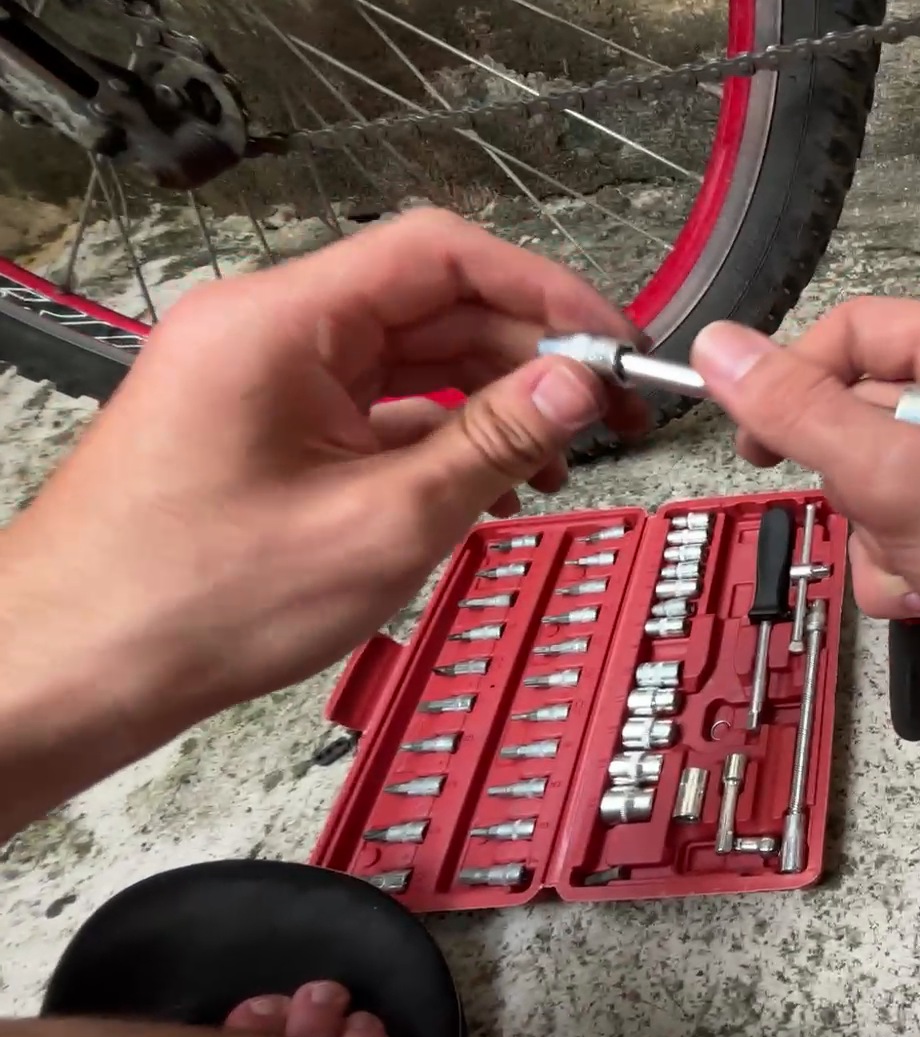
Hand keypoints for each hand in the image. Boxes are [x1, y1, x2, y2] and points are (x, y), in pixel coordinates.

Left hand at [0, 209, 642, 740]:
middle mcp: (285, 331)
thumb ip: (496, 440)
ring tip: (569, 461)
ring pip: (435, 360)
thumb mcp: (390, 517)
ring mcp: (291, 378)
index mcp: (286, 324)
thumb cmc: (214, 599)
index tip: (618, 348)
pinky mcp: (299, 423)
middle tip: (620, 414)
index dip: (548, 291)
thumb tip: (584, 386)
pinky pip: (406, 406)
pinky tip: (506, 487)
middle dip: (543, 358)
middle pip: (448, 309)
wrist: (75, 673)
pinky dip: (468, 437)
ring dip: (513, 404)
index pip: (443, 256)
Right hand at [692, 297, 919, 715]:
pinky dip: (905, 568)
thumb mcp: (897, 478)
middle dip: (855, 487)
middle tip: (885, 517)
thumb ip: (800, 411)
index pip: (851, 333)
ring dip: (880, 539)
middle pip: (860, 415)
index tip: (755, 442)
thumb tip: (719, 347)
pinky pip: (908, 528)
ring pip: (877, 484)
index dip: (792, 380)